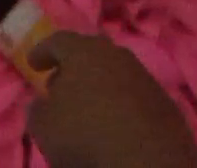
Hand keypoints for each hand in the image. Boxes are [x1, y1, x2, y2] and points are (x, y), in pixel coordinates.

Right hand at [26, 33, 196, 167]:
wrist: (151, 161)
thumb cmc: (87, 135)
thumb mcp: (45, 128)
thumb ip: (37, 111)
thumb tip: (40, 103)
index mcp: (83, 51)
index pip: (58, 40)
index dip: (43, 51)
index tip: (33, 63)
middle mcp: (114, 54)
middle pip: (89, 52)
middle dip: (72, 68)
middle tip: (59, 86)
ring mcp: (142, 76)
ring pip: (113, 72)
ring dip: (98, 86)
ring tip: (88, 109)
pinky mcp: (163, 101)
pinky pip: (133, 95)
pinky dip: (121, 104)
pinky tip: (115, 125)